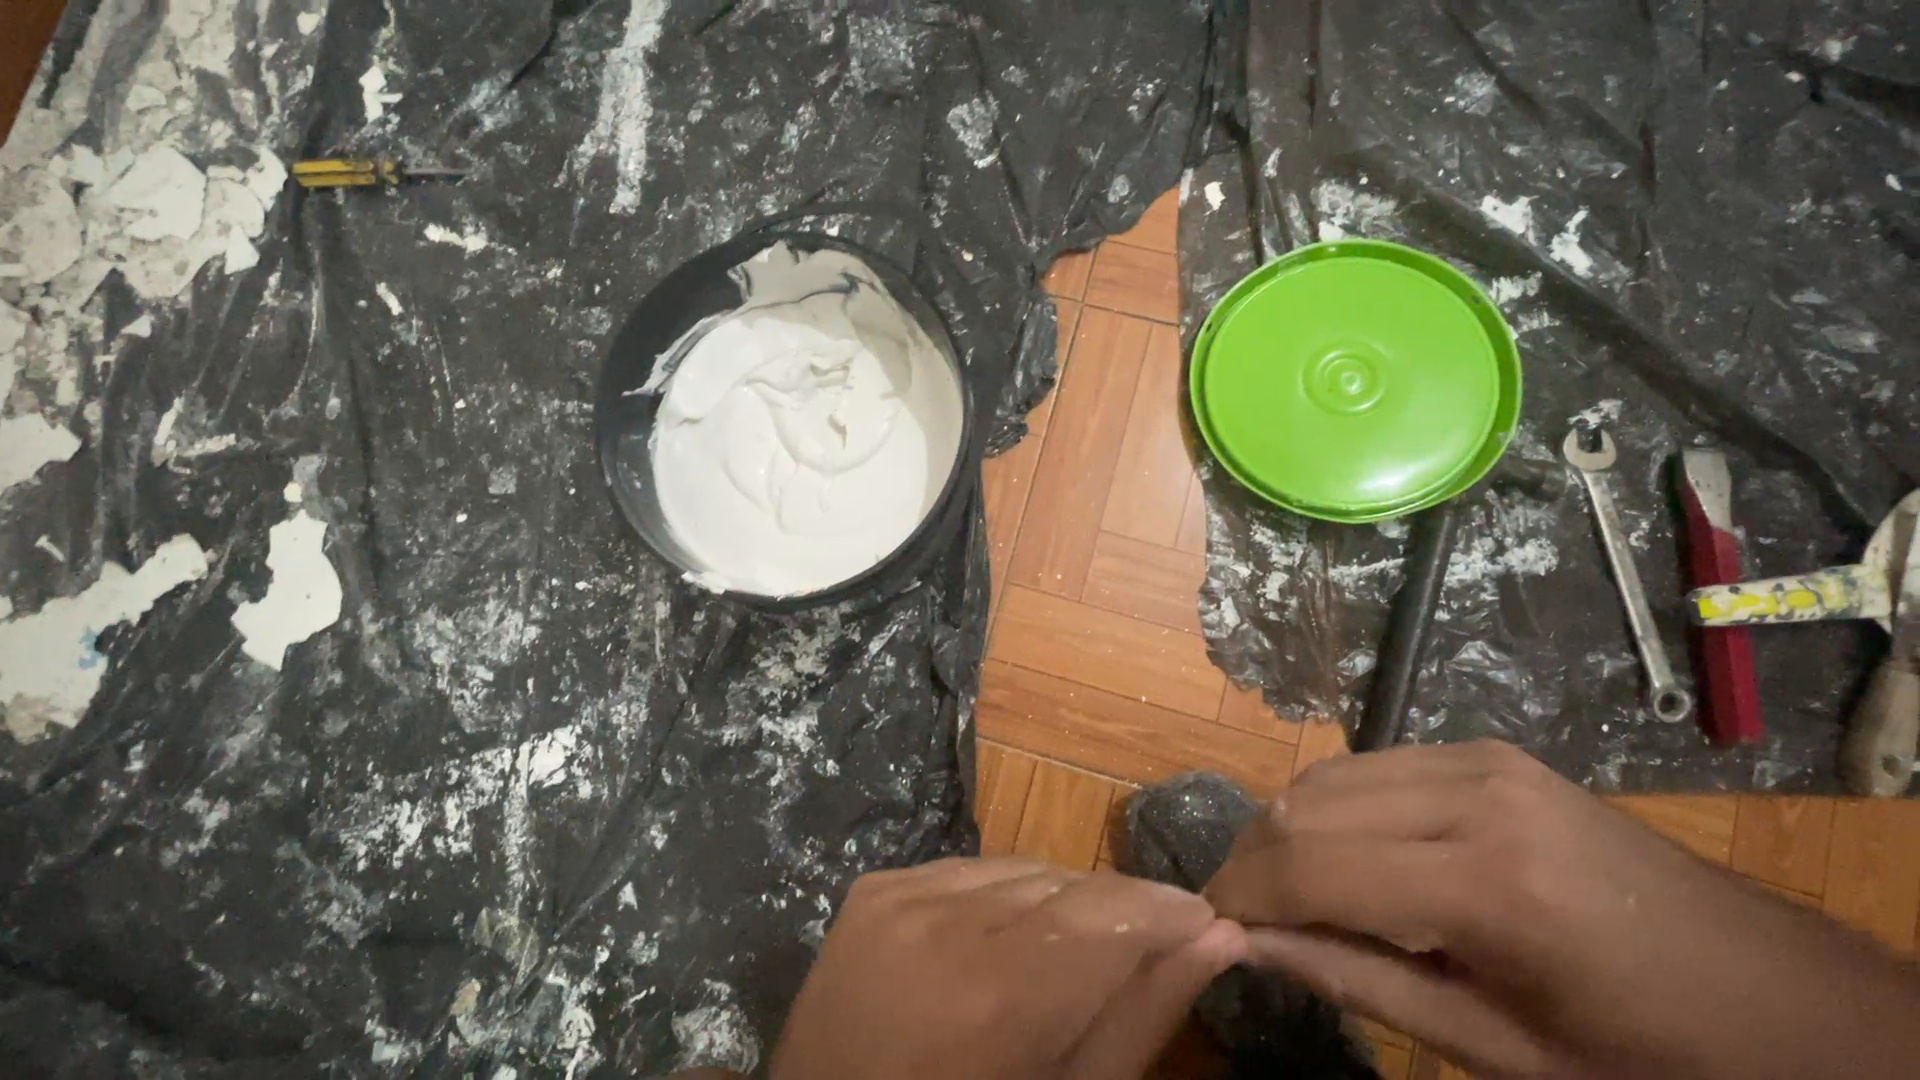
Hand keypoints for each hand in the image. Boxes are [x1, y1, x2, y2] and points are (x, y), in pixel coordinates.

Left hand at [769, 857, 1244, 1079]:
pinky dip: (999, 896)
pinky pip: (967, 869)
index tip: (1204, 920)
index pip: (1110, 913)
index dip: (1164, 910)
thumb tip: (1217, 934)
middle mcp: (946, 923)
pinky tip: (998, 940)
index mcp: (1001, 992)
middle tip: (1137, 949)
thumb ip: (1143, 1012)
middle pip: (1066, 884)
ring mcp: (901, 896)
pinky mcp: (874, 887)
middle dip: (1115, 911)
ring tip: (1061, 953)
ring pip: (1019, 869)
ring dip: (1057, 900)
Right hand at [1205, 741, 1919, 1079]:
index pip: (1309, 867)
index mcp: (1488, 882)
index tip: (1209, 926)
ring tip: (1280, 887)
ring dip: (1284, 829)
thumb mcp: (1495, 1050)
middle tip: (1237, 912)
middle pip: (1303, 806)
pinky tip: (1341, 854)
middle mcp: (1475, 793)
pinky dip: (1330, 807)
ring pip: (1326, 776)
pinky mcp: (1490, 752)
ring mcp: (1483, 759)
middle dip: (1251, 859)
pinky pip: (1370, 767)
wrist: (1780, 999)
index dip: (1242, 895)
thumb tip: (1247, 941)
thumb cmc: (1644, 1056)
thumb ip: (1356, 982)